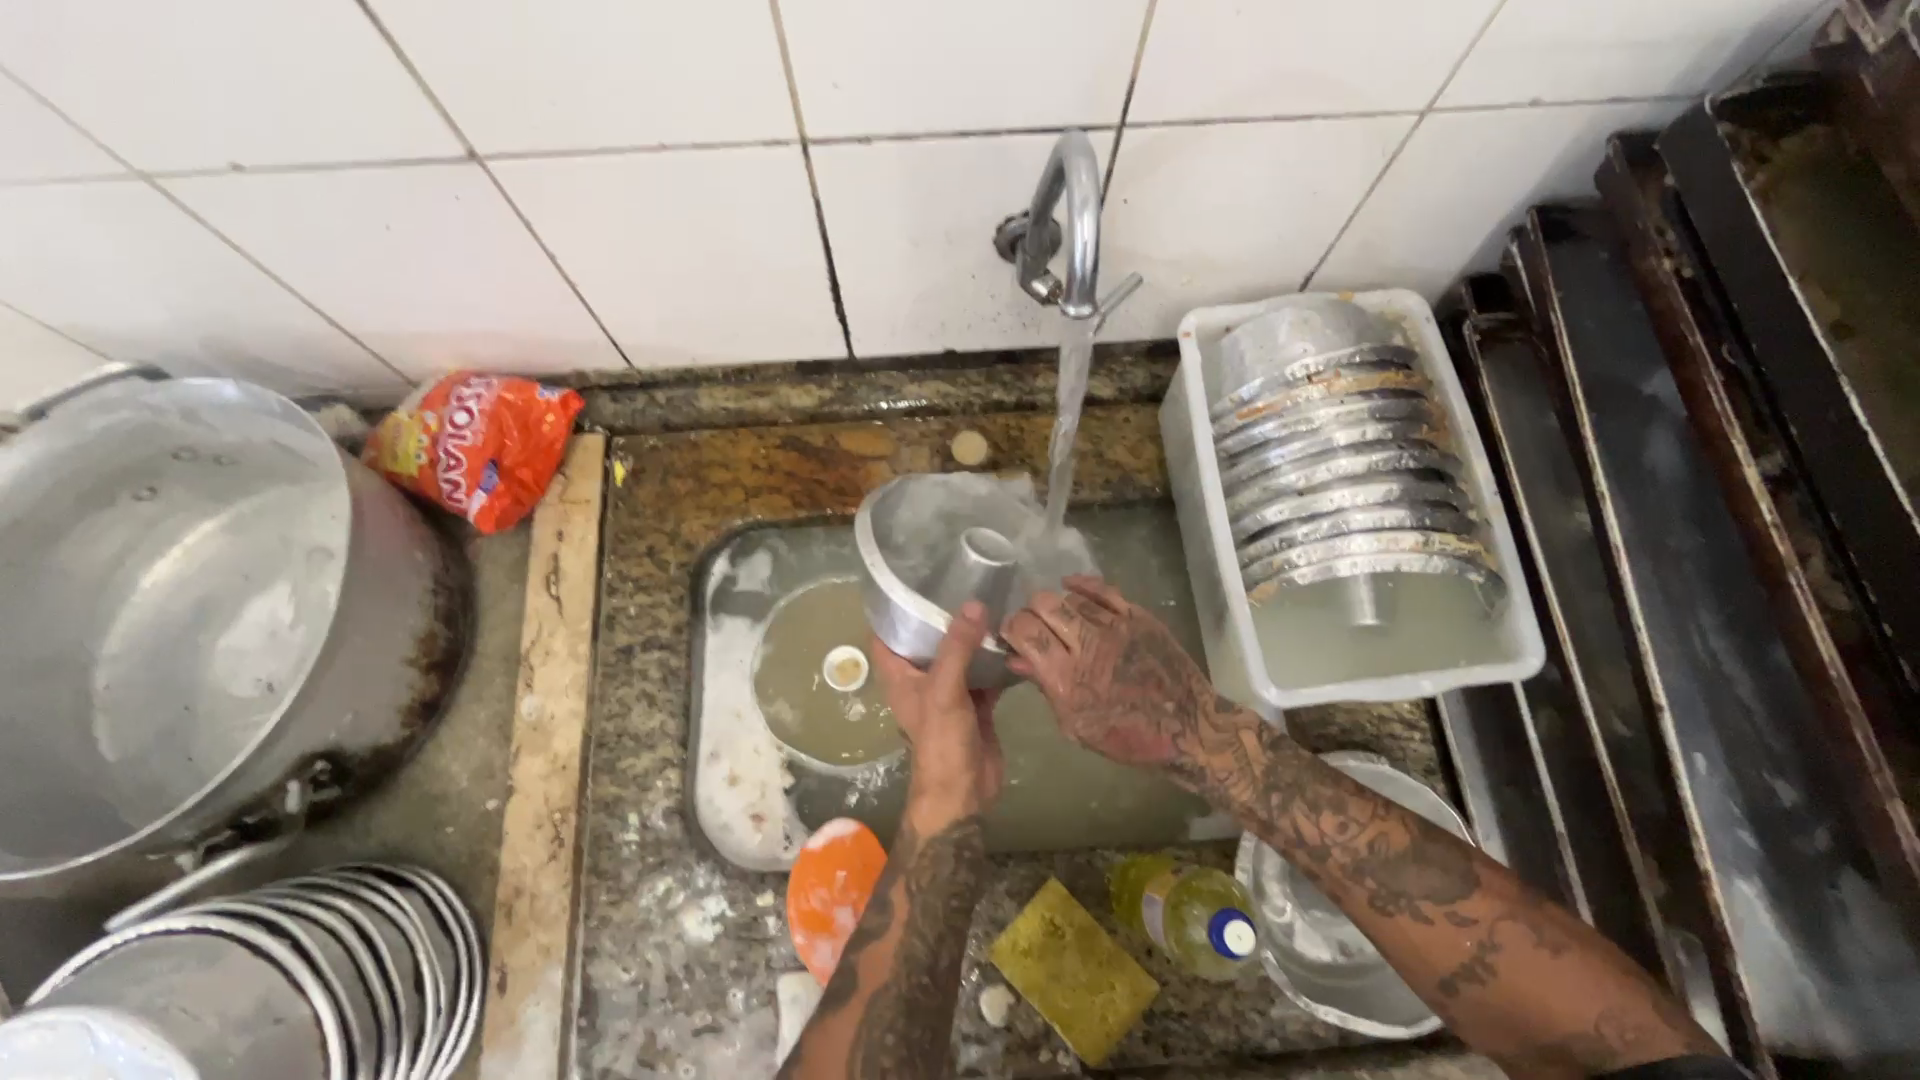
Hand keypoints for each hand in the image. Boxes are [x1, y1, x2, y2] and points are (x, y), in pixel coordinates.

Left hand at [870, 600, 1004, 819]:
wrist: (965, 790)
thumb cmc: (940, 739)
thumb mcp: (944, 688)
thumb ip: (957, 647)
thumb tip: (974, 604)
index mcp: (899, 674)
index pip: (888, 632)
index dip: (895, 607)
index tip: (916, 578)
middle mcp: (920, 679)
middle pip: (928, 639)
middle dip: (944, 615)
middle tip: (965, 580)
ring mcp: (948, 691)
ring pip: (958, 655)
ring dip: (972, 635)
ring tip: (993, 599)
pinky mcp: (974, 703)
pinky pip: (983, 673)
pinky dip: (994, 659)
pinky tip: (1011, 637)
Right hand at [1001, 575, 1219, 772]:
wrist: (1187, 727)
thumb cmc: (1126, 736)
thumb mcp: (1075, 724)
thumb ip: (1044, 686)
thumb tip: (1016, 658)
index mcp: (1066, 678)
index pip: (1025, 632)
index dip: (1011, 628)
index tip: (1012, 634)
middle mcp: (1087, 644)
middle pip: (1043, 605)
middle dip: (1030, 612)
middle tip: (1033, 625)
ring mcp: (1115, 626)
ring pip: (1070, 597)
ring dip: (1056, 604)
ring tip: (1057, 617)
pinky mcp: (1137, 616)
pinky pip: (1102, 589)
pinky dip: (1081, 585)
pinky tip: (1070, 586)